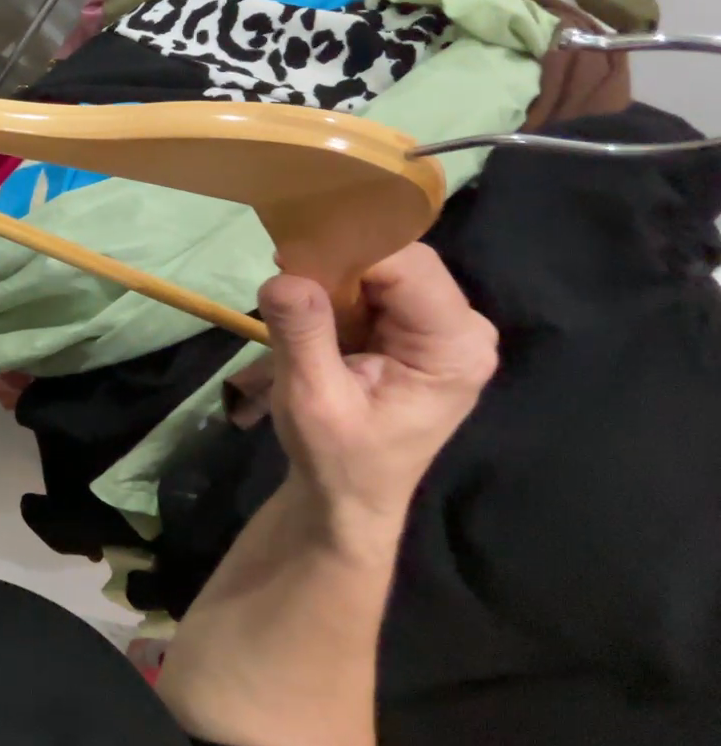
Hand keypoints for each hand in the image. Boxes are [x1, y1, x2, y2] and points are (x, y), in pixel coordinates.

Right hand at [258, 243, 498, 536]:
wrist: (348, 495)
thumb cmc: (337, 454)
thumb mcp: (311, 397)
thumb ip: (302, 333)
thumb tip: (282, 275)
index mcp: (452, 347)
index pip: (409, 267)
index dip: (351, 250)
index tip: (289, 254)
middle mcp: (462, 330)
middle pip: (400, 262)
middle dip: (338, 262)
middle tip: (282, 280)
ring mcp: (441, 330)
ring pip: (384, 271)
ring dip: (333, 278)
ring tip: (291, 303)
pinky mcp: (415, 333)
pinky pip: (376, 290)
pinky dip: (336, 292)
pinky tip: (309, 312)